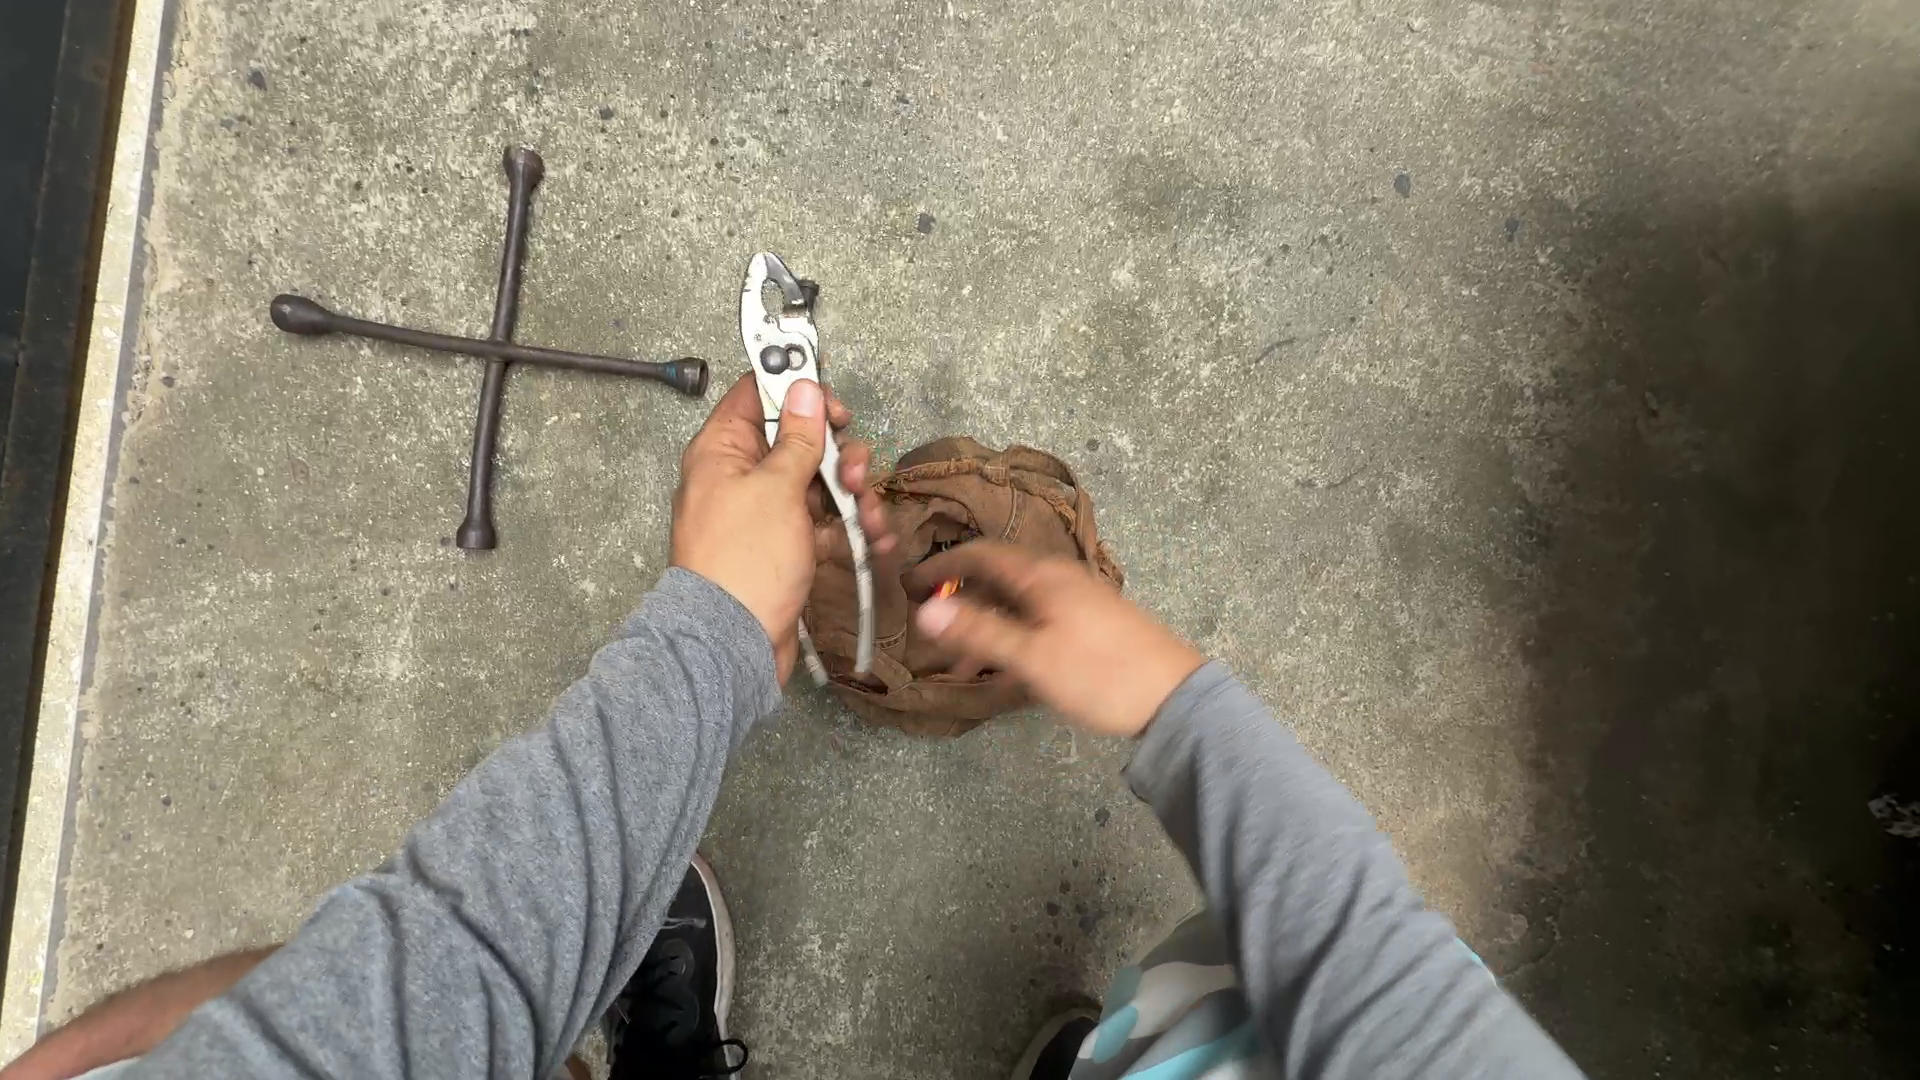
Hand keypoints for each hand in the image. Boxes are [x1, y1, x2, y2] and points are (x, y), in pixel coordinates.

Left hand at [671, 373, 892, 684]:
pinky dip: (849, 528)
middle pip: (799, 441)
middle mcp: (743, 477)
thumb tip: (804, 388)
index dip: (799, 392)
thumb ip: (797, 438)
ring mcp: (767, 514)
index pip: (758, 396)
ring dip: (853, 495)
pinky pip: (824, 522)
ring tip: (869, 516)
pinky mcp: (787, 546)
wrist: (735, 643)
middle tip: (853, 473)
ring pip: (819, 483)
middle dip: (838, 455)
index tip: (835, 409)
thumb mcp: (776, 489)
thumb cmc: (745, 561)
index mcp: (724, 451)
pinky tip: (874, 538)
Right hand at [905, 542, 1204, 736]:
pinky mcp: (1089, 621)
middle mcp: (1058, 577)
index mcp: (1042, 575)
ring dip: (986, 627)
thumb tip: (926, 609)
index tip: (910, 584)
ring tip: (962, 666)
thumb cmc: (1099, 674)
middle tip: (932, 631)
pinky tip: (1006, 670)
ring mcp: (1076, 598)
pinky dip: (1012, 637)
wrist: (1175, 698)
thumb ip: (978, 632)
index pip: (980, 554)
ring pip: (1017, 604)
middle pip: (997, 578)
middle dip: (961, 602)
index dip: (941, 565)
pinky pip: (1037, 619)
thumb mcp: (1033, 656)